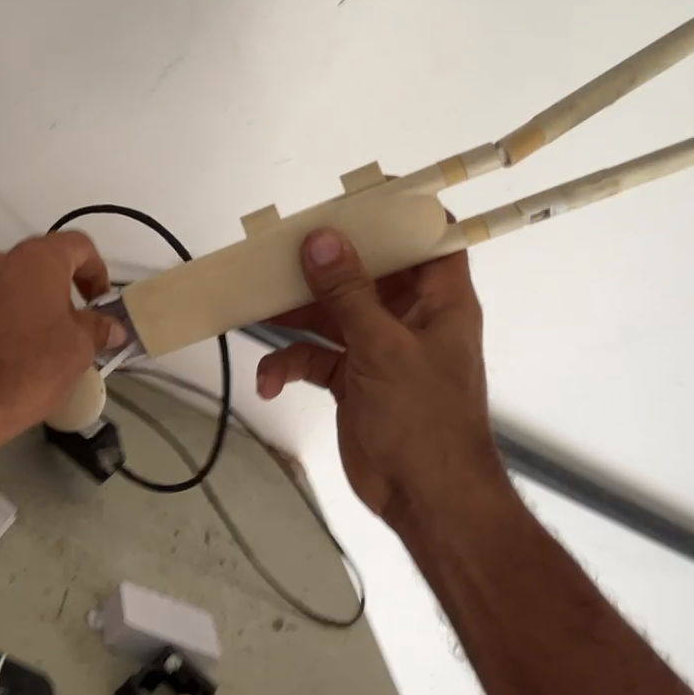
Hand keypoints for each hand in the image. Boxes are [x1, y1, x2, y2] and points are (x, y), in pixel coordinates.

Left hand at [0, 231, 127, 445]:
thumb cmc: (29, 368)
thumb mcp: (78, 350)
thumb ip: (98, 329)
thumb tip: (112, 326)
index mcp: (36, 259)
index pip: (78, 245)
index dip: (97, 271)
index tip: (101, 304)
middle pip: (42, 262)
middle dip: (63, 289)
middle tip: (76, 326)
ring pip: (12, 283)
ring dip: (33, 303)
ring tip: (43, 342)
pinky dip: (6, 317)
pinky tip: (12, 351)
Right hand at [254, 228, 505, 527]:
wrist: (425, 498)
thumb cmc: (422, 418)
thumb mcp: (382, 348)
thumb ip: (348, 293)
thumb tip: (320, 239)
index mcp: (438, 300)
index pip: (431, 238)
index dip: (402, 212)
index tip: (356, 195)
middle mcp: (408, 317)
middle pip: (365, 273)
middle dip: (322, 264)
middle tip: (280, 248)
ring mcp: (377, 349)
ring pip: (330, 314)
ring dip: (293, 316)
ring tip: (255, 310)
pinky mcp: (351, 380)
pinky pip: (313, 358)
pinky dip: (288, 366)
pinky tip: (269, 382)